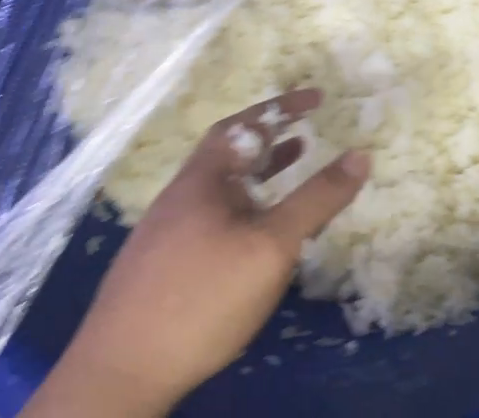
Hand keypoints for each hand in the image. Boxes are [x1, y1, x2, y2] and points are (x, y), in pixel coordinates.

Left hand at [23, 89, 369, 417]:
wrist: (117, 379)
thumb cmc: (201, 298)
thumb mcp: (273, 245)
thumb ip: (317, 199)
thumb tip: (361, 155)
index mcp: (201, 183)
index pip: (241, 127)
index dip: (279, 108)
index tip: (316, 98)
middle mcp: (178, 201)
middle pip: (226, 155)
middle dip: (269, 139)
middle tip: (308, 131)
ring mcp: (164, 237)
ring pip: (220, 190)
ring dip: (258, 174)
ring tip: (293, 169)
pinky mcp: (160, 270)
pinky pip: (212, 218)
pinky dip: (245, 206)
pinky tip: (257, 235)